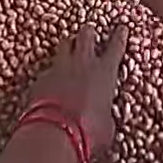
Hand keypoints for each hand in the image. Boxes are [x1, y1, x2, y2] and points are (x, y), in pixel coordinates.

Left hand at [24, 22, 128, 162]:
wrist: (53, 134)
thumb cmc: (88, 132)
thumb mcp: (107, 127)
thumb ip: (106, 115)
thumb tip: (104, 119)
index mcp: (105, 72)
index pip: (116, 46)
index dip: (120, 35)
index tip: (122, 28)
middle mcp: (82, 63)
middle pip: (86, 34)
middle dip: (89, 32)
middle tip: (90, 34)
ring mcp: (59, 68)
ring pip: (64, 45)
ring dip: (68, 46)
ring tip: (69, 51)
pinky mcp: (40, 78)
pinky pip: (47, 70)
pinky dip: (51, 75)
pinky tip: (50, 85)